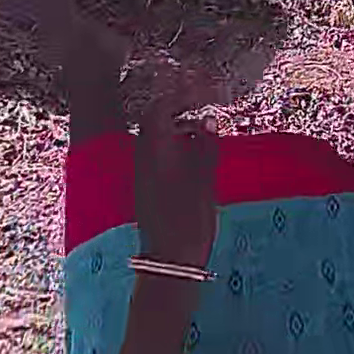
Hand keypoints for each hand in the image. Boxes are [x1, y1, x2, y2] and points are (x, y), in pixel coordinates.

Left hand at [132, 67, 220, 268]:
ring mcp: (144, 172)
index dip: (177, 95)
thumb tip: (209, 119)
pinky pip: (160, 153)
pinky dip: (177, 144)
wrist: (169, 263)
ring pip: (157, 137)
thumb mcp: (203, 182)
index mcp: (155, 151)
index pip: (159, 109)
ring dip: (178, 125)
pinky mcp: (149, 187)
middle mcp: (144, 157)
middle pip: (155, 120)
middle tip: (201, 103)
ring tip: (204, 127)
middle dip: (177, 107)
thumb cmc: (187, 221)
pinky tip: (196, 153)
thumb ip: (205, 148)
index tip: (199, 90)